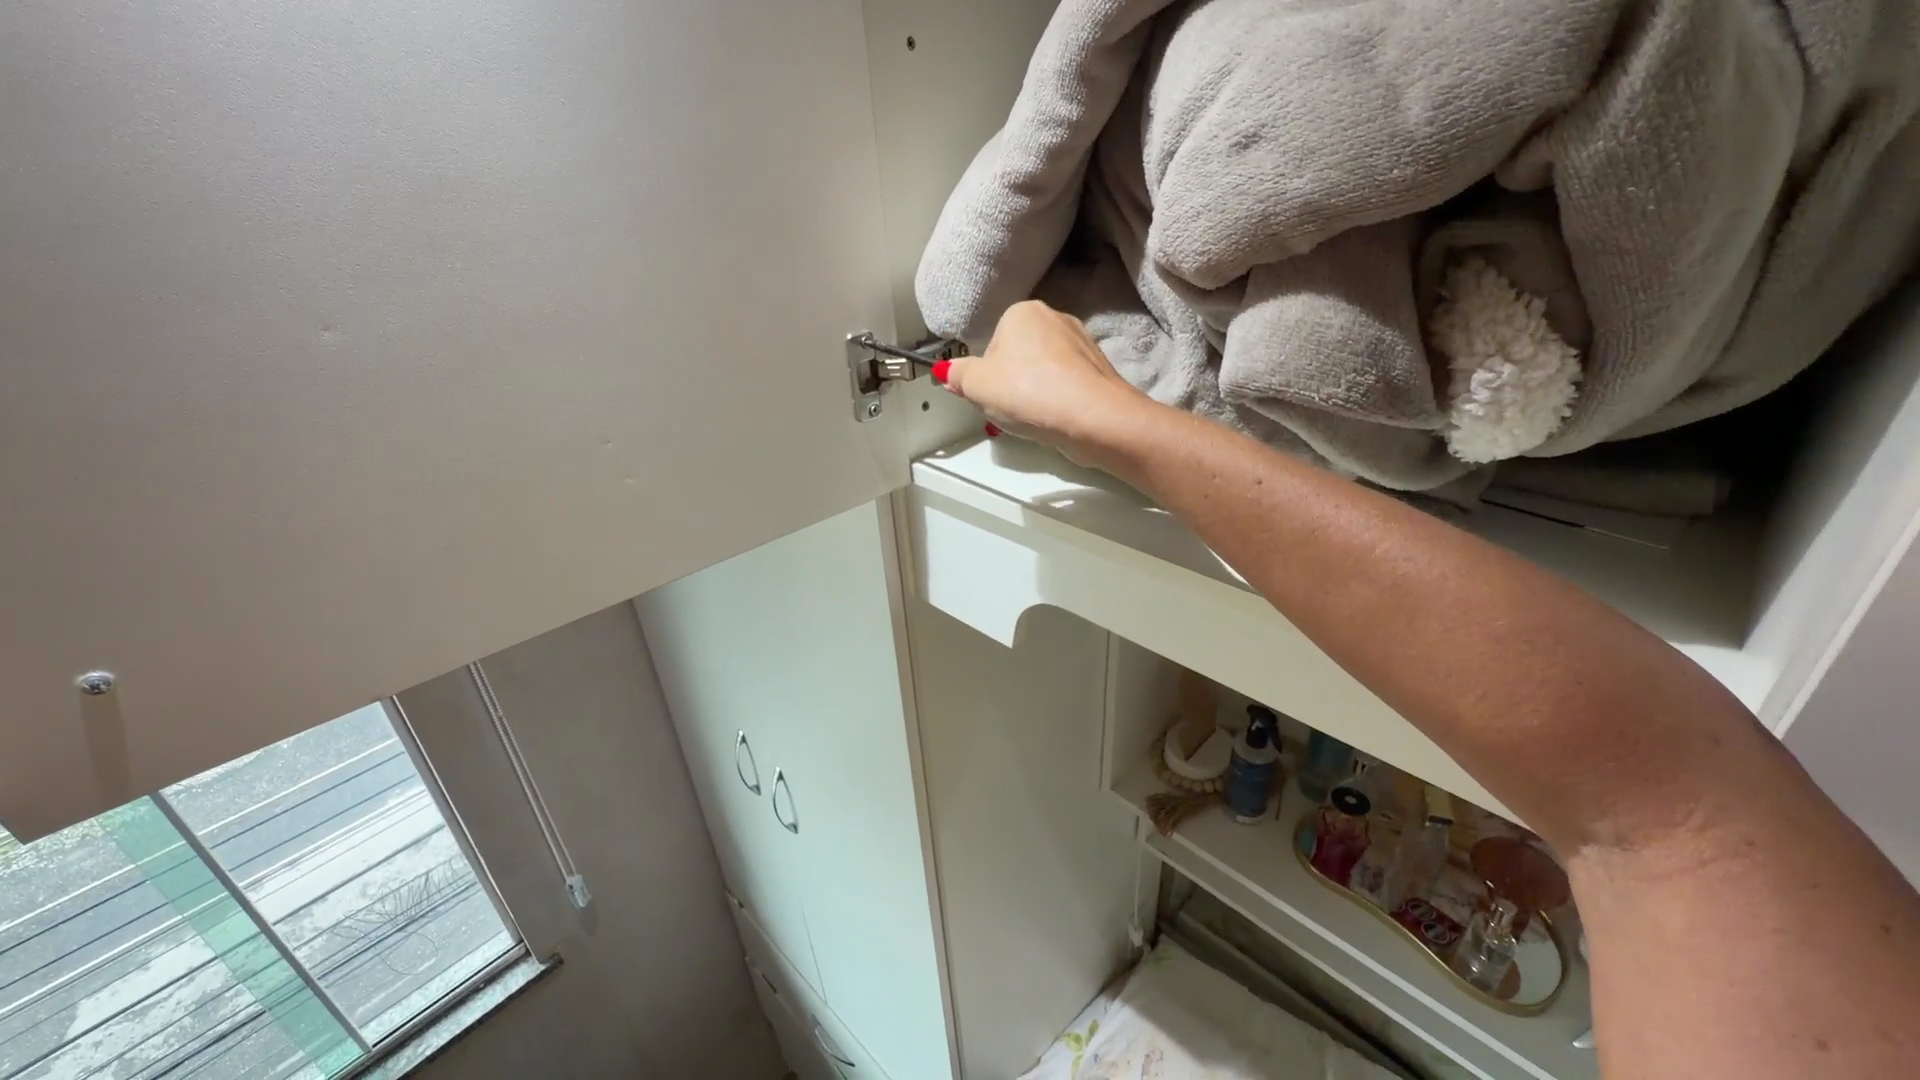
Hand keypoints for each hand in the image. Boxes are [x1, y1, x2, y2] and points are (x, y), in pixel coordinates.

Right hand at [937, 301, 1153, 467]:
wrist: (1091, 417)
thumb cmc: (1027, 393)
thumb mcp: (976, 386)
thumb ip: (958, 376)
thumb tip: (949, 372)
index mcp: (1022, 312)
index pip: (993, 344)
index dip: (987, 374)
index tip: (990, 397)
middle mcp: (1055, 317)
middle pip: (1020, 356)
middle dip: (1013, 383)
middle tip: (1010, 410)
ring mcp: (1082, 342)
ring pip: (1045, 372)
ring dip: (1036, 393)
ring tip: (1035, 418)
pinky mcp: (1100, 369)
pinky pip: (1067, 384)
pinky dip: (1058, 400)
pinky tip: (1056, 419)